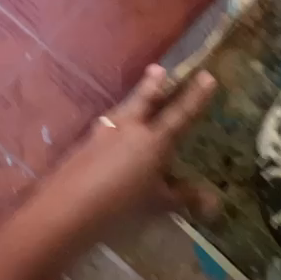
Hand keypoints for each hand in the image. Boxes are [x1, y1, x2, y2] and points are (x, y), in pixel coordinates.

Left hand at [29, 65, 218, 239]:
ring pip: (123, 110)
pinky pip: (106, 127)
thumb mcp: (158, 204)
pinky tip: (110, 132)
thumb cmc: (120, 207)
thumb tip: (215, 204)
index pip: (181, 114)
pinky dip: (114, 125)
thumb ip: (184, 198)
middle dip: (154, 84)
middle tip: (158, 69)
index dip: (196, 96)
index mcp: (153, 140)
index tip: (208, 76)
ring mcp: (103, 134)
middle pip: (145, 99)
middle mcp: (129, 128)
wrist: (65, 211)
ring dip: (132, 102)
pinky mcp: (83, 145)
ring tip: (135, 101)